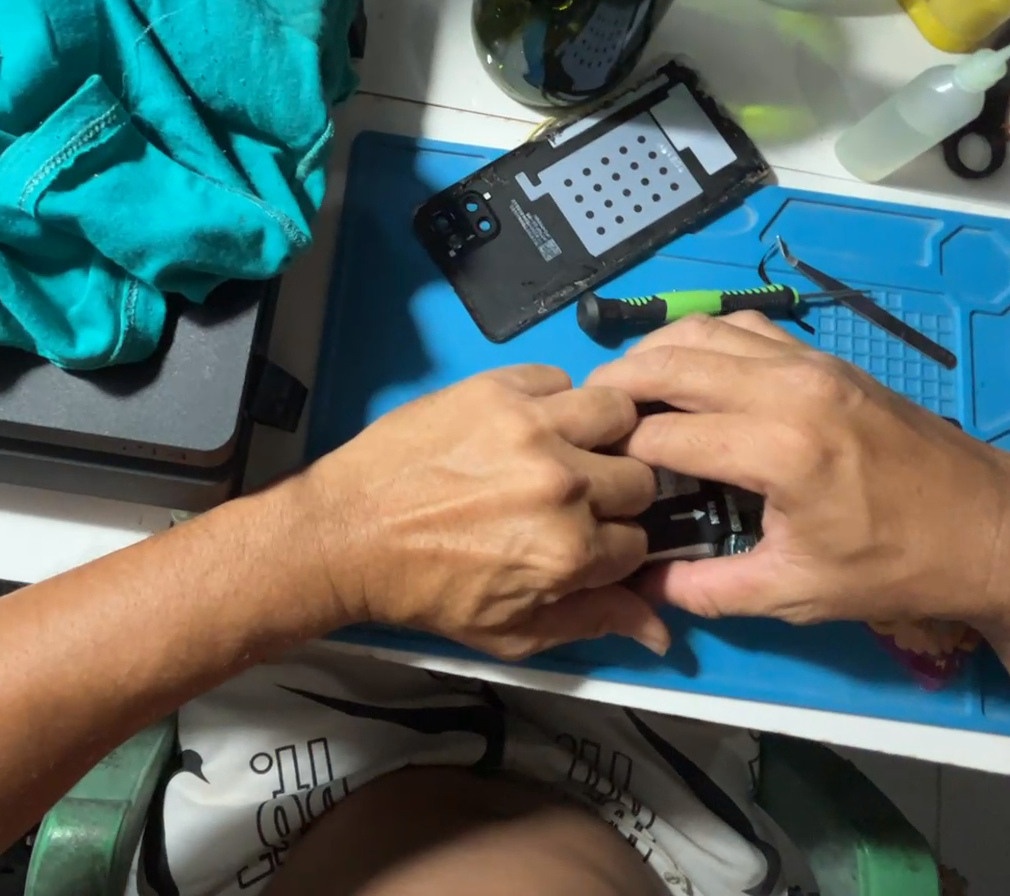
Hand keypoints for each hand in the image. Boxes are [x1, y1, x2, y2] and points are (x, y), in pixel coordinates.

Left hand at [298, 365, 667, 660]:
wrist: (350, 531)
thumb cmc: (425, 590)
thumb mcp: (510, 632)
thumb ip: (590, 623)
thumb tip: (659, 628)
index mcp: (570, 551)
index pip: (640, 541)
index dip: (616, 545)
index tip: (590, 538)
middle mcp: (562, 483)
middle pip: (640, 476)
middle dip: (616, 492)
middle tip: (576, 495)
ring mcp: (530, 428)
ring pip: (616, 410)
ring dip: (601, 432)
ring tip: (568, 446)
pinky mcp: (494, 389)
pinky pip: (557, 377)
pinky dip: (552, 398)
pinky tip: (527, 421)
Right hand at [585, 313, 1009, 637]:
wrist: (1000, 530)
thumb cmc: (899, 566)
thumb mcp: (798, 592)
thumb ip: (709, 589)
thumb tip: (643, 585)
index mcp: (778, 449)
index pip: (663, 434)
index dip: (621, 454)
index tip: (603, 474)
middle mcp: (786, 388)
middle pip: (667, 362)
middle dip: (615, 385)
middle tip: (587, 415)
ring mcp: (807, 362)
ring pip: (700, 331)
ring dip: (650, 353)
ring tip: (625, 387)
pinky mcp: (821, 356)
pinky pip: (739, 326)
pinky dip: (697, 339)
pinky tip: (685, 368)